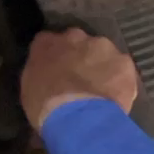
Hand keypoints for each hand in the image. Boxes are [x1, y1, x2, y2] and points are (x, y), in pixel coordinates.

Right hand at [20, 27, 139, 131]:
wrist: (77, 117)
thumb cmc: (44, 106)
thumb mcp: (29, 87)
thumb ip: (39, 72)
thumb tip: (48, 74)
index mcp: (47, 42)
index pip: (49, 42)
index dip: (56, 57)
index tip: (58, 71)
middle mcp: (75, 36)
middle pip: (79, 43)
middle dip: (81, 57)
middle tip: (80, 79)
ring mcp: (102, 47)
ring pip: (103, 54)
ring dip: (102, 66)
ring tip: (100, 90)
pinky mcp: (124, 62)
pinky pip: (122, 71)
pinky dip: (120, 81)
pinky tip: (115, 97)